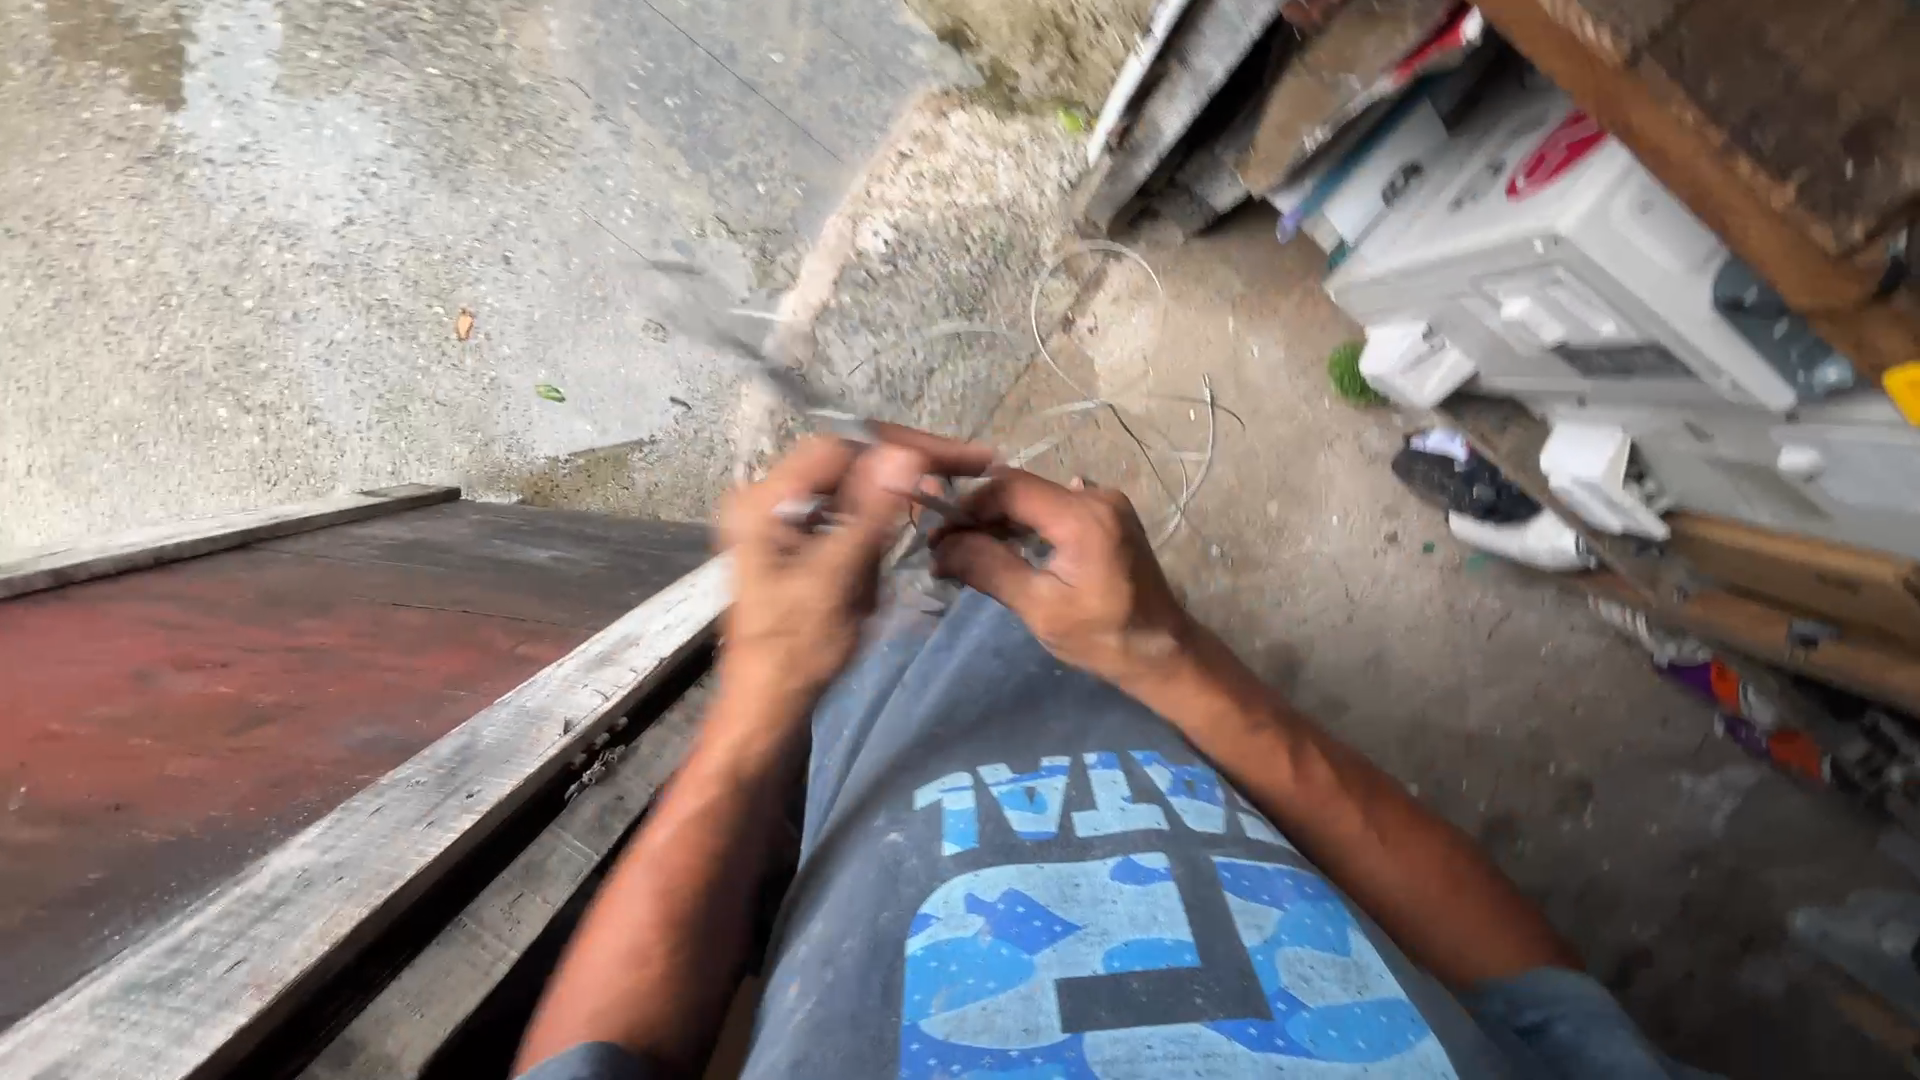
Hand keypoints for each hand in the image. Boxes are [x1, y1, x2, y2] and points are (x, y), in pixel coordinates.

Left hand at [718, 425, 993, 702]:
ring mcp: (783, 520)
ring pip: (854, 496)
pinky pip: (848, 524)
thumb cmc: (795, 652)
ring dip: (884, 527)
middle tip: (965, 475)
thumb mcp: (836, 580)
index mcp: (764, 500)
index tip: (959, 459)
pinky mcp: (799, 542)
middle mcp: (769, 498)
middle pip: (850, 464)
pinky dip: (872, 547)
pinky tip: (868, 584)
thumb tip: (906, 454)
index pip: (843, 446)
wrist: (768, 705)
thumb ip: (870, 514)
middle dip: (900, 484)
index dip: (902, 446)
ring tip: (880, 579)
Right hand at [932, 470, 1195, 689]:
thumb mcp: (1040, 608)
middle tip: (946, 548)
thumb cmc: (1102, 637)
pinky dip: (1024, 523)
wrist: (1163, 651)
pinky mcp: (1107, 515)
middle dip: (978, 514)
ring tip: (968, 551)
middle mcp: (1096, 497)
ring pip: (1035, 497)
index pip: (1008, 488)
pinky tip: (1004, 547)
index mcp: (1082, 517)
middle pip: (1021, 489)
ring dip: (999, 520)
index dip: (967, 506)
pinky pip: (1054, 508)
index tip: (938, 536)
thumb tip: (941, 549)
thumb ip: (989, 569)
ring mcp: (1105, 503)